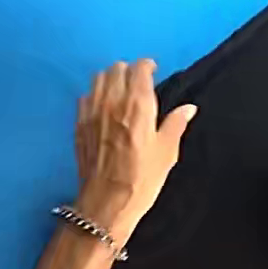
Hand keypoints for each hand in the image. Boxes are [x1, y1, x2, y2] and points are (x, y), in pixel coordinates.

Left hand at [73, 60, 197, 244]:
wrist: (106, 202)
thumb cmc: (141, 178)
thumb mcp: (166, 152)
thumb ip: (175, 124)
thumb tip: (188, 108)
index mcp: (138, 105)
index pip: (139, 68)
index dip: (147, 66)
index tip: (153, 71)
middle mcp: (113, 101)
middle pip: (117, 68)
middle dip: (129, 70)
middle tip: (138, 82)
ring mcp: (92, 111)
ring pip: (99, 77)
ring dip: (111, 78)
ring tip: (120, 89)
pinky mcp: (79, 123)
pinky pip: (85, 96)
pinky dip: (95, 94)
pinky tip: (102, 106)